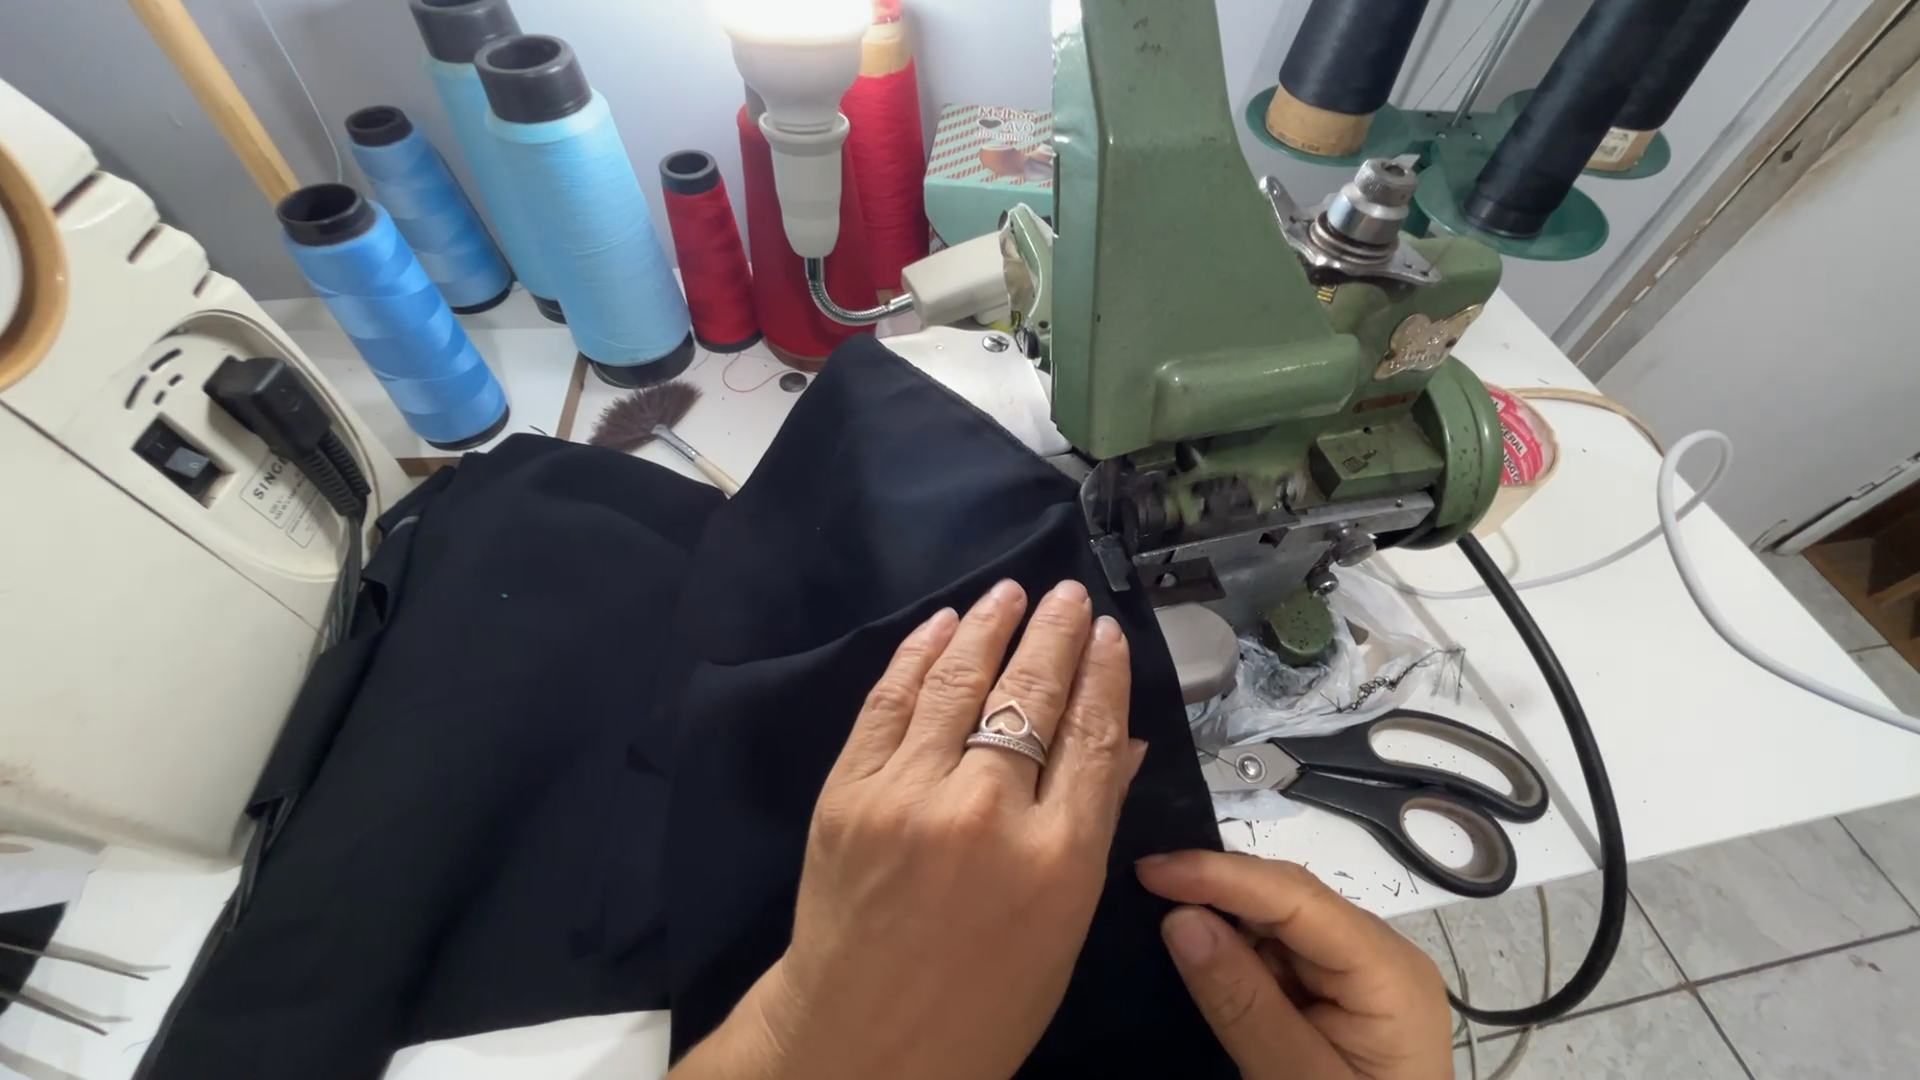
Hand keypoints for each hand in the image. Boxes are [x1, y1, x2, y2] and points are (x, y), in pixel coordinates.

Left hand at [673, 579, 1148, 1079]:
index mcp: (1055, 858)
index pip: (1091, 735)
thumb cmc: (981, 997)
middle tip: (1070, 595)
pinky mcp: (849, 788)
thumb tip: (1124, 738)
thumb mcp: (1063, 925)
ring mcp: (907, 794)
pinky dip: (919, 653)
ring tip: (1012, 591)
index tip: (1111, 634)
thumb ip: (1093, 822)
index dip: (1104, 674)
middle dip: (1056, 634)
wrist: (858, 1039)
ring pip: (959, 681)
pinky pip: (889, 700)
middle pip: (1031, 695)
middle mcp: (984, 812)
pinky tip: (943, 623)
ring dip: (989, 626)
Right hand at [1137, 851, 1452, 1079]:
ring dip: (1214, 913)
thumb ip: (1241, 1003)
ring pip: (1270, 916)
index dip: (1218, 874)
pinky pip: (1270, 947)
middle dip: (1212, 887)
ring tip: (1154, 908)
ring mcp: (1354, 970)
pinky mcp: (1330, 990)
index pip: (1295, 896)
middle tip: (1141, 883)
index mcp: (1386, 971)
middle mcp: (1375, 953)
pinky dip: (1227, 945)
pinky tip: (1193, 945)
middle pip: (1283, 896)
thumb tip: (1179, 917)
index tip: (1148, 869)